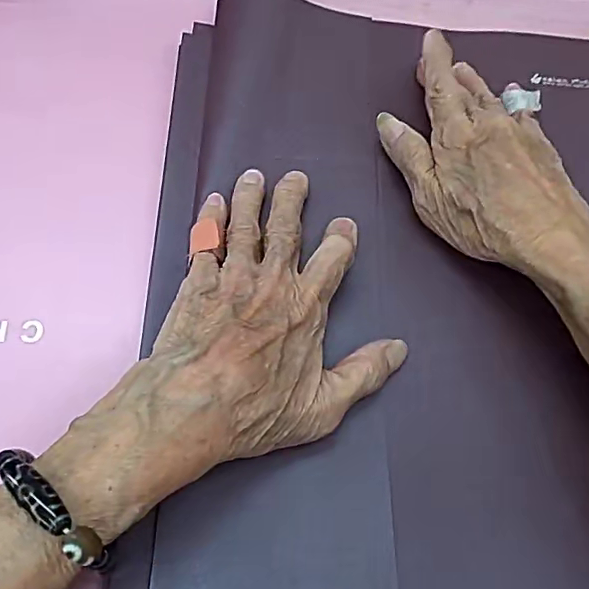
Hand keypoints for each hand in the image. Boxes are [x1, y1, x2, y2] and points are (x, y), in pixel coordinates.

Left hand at [39, 169, 406, 540]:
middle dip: (292, 199)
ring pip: (245, 225)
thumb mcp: (321, 407)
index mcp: (306, 307)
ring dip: (251, 197)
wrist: (190, 405)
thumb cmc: (254, 411)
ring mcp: (231, 278)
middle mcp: (271, 282)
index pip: (332, 258)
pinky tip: (213, 204)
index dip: (341, 237)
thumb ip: (362, 375)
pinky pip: (206, 240)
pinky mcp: (196, 283)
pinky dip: (211, 218)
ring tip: (254, 177)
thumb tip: (397, 350)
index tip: (343, 224)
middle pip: (286, 228)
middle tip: (295, 178)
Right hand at [375, 29, 588, 289]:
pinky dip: (510, 100)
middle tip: (440, 61)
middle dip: (451, 72)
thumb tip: (388, 123)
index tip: (431, 39)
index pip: (441, 86)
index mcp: (455, 134)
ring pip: (493, 96)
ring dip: (477, 83)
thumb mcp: (430, 197)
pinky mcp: (541, 143)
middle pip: (466, 88)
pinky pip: (521, 110)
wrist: (551, 234)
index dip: (434, 60)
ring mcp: (518, 130)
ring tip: (468, 72)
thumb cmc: (484, 223)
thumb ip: (408, 156)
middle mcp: (488, 123)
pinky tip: (512, 96)